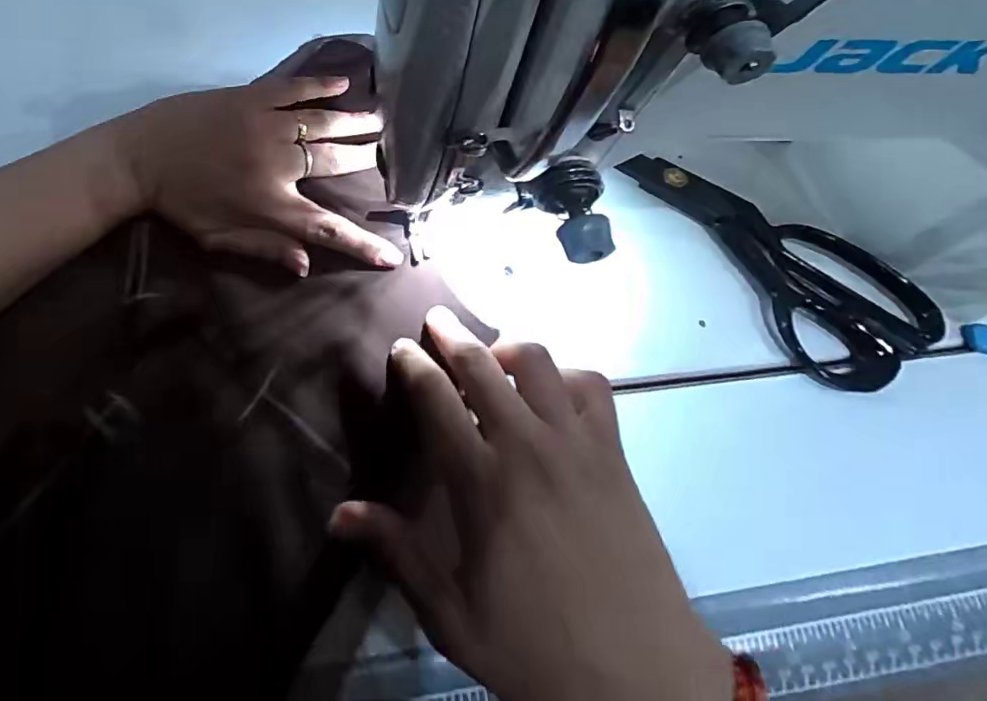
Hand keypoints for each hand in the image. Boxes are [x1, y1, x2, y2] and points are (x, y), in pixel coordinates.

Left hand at [108, 75, 402, 275]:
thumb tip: (305, 266)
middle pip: (333, 162)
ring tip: (380, 118)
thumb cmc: (178, 202)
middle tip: (387, 153)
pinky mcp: (251, 98)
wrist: (139, 156)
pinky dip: (320, 84)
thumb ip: (263, 248)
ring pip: (321, 122)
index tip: (392, 254)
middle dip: (365, 159)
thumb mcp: (218, 237)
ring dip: (354, 121)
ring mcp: (266, 125)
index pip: (325, 228)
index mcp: (269, 204)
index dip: (361, 243)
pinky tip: (344, 83)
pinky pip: (294, 89)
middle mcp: (277, 163)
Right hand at [330, 307, 731, 700]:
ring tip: (490, 357)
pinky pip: (593, 388)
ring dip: (507, 348)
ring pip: (539, 362)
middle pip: (483, 364)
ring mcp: (577, 447)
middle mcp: (528, 448)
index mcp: (482, 482)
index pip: (437, 397)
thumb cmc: (538, 648)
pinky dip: (568, 375)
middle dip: (452, 334)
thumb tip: (338, 513)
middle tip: (435, 320)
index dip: (414, 363)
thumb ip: (396, 554)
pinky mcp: (615, 456)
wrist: (648, 681)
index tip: (401, 347)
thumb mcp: (452, 616)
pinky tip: (552, 392)